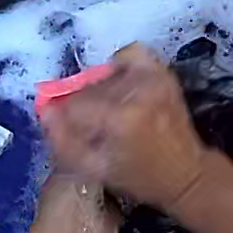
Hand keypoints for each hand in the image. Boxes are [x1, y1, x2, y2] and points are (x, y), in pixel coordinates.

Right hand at [39, 43, 209, 215]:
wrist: (186, 174)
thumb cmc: (141, 177)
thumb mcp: (97, 170)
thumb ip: (64, 142)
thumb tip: (46, 114)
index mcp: (121, 118)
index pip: (75, 104)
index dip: (64, 114)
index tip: (64, 124)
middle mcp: (138, 92)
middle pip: (89, 87)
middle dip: (80, 103)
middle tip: (86, 122)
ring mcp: (153, 80)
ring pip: (106, 73)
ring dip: (98, 89)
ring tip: (104, 108)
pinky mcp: (163, 75)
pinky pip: (132, 54)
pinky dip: (120, 64)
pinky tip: (118, 82)